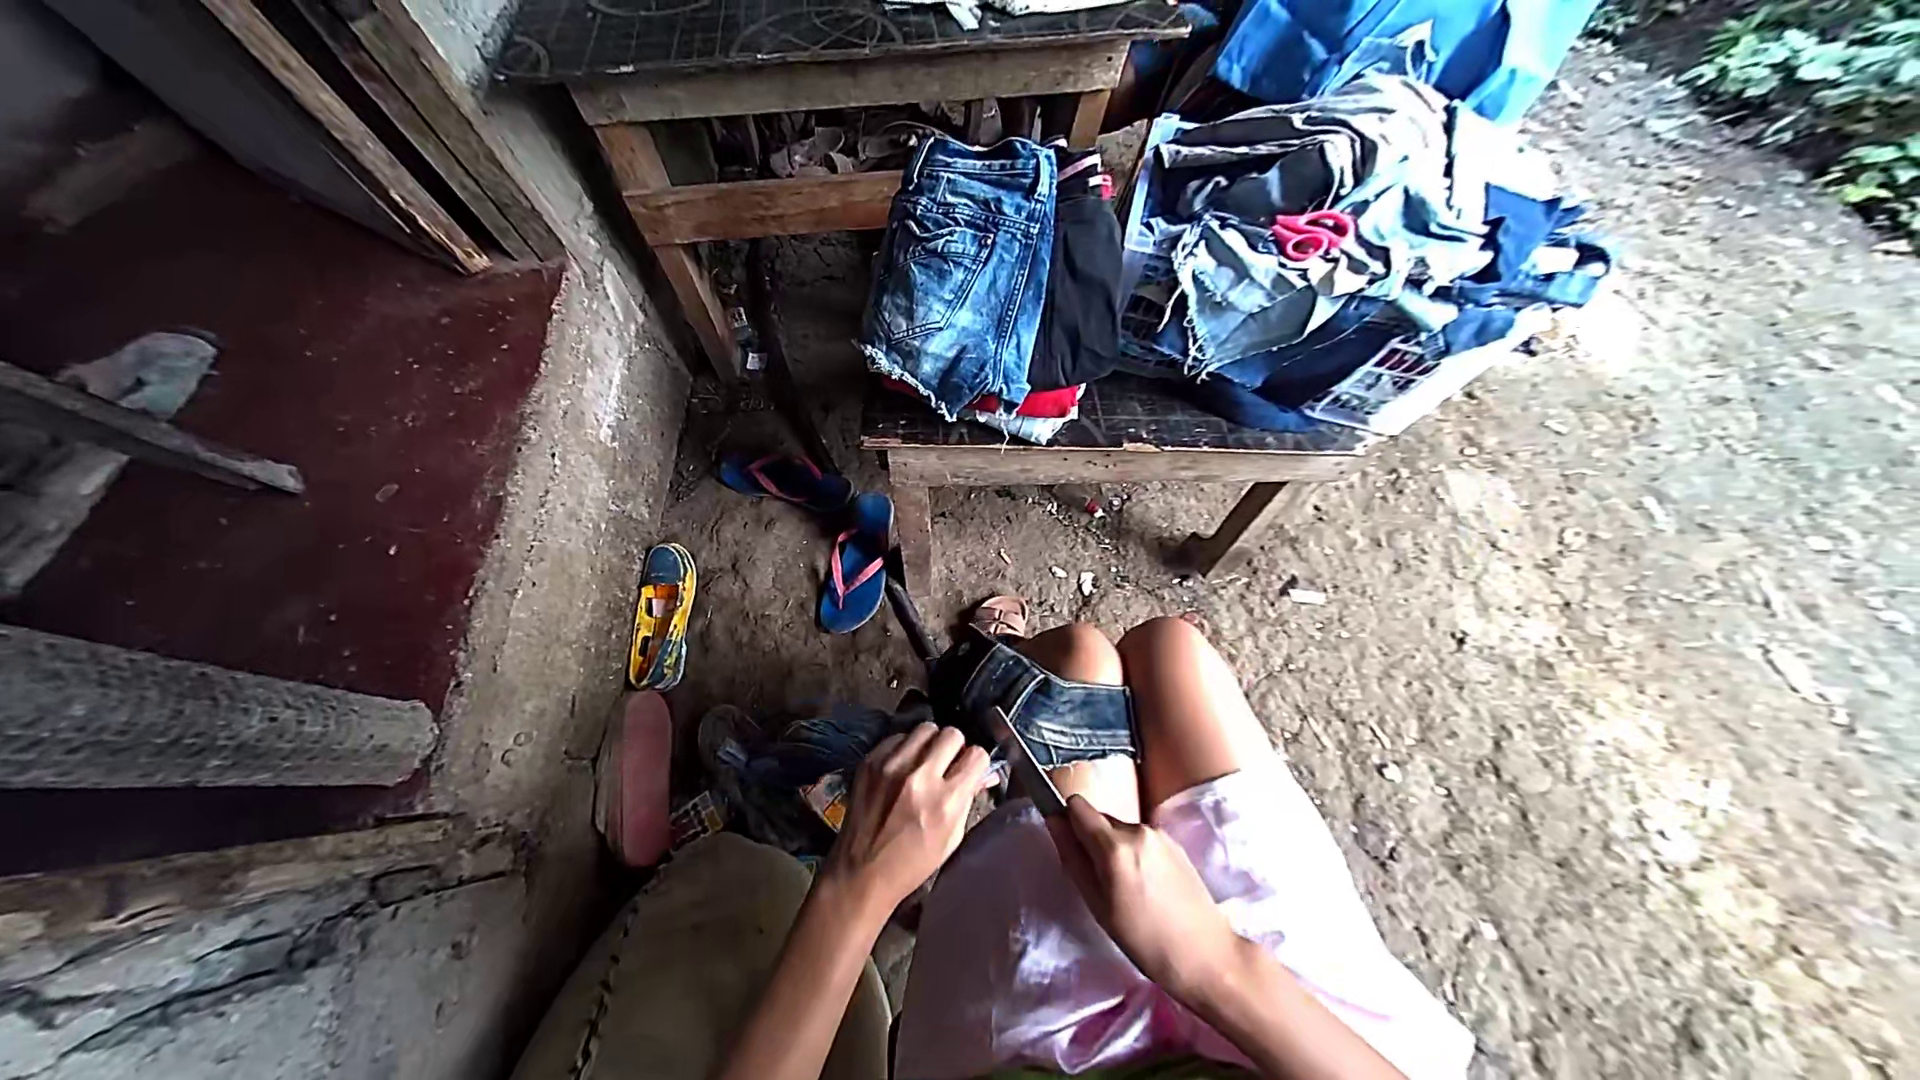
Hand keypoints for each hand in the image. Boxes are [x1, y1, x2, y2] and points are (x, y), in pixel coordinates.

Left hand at [824, 723, 989, 914]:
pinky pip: (898, 737)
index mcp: (945, 800)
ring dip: (931, 743)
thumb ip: (969, 799)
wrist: (861, 873)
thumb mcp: (952, 838)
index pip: (976, 755)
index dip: (977, 763)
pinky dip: (905, 748)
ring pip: (926, 728)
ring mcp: (891, 765)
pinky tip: (903, 767)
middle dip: (955, 748)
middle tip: (948, 765)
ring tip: (925, 762)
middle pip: (952, 734)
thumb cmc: (911, 864)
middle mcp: (919, 776)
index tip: (971, 770)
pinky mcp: (870, 761)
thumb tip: (986, 774)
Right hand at [1047, 794, 1244, 1000]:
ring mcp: (1158, 834)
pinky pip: (1140, 838)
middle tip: (1101, 879)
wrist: (1206, 955)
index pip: (1077, 805)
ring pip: (1120, 829)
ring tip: (1128, 887)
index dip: (1068, 821)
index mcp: (1114, 845)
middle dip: (1092, 840)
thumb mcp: (1097, 905)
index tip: (1072, 846)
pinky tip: (1148, 885)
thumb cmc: (1144, 939)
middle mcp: (1136, 829)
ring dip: (1114, 847)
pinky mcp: (1174, 842)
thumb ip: (1072, 858)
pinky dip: (1135, 853)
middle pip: (1099, 818)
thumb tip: (1054, 822)